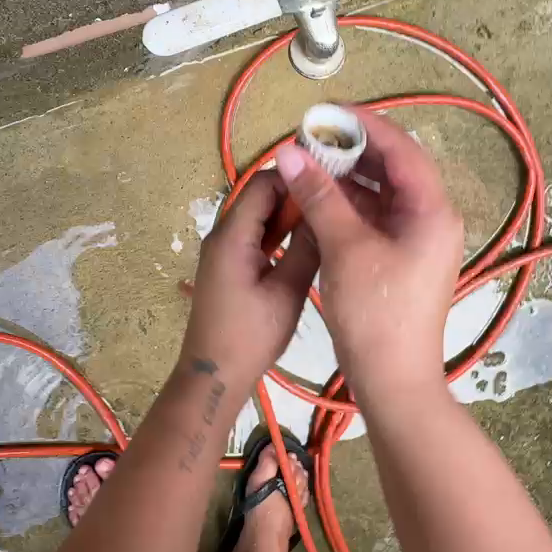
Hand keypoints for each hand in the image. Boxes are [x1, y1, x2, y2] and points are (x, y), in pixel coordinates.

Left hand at [184, 171, 319, 382]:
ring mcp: (223, 250)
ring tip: (328, 217)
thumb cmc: (250, 335)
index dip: (297, 177)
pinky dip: (278, 233)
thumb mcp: (287, 291)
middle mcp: (222, 234)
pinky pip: (254, 235)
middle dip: (295, 194)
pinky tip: (307, 240)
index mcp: (232, 235)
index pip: (264, 183)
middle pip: (259, 196)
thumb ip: (306, 247)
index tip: (333, 182)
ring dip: (288, 214)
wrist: (214, 373)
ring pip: (258, 216)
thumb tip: (327, 209)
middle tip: (336, 199)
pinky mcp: (228, 264)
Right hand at [274, 111, 463, 399]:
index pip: (401, 147)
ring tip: (308, 164)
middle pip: (393, 166)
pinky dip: (348, 204)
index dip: (363, 123)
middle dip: (351, 149)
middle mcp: (432, 217)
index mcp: (432, 210)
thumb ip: (319, 195)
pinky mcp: (400, 257)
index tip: (324, 112)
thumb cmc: (375, 312)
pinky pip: (375, 216)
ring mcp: (417, 238)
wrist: (392, 380)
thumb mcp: (344, 248)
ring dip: (346, 176)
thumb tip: (290, 152)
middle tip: (310, 138)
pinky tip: (317, 198)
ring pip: (381, 191)